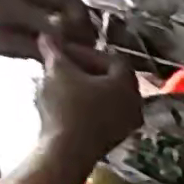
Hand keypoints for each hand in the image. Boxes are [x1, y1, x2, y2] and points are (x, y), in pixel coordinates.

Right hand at [33, 33, 139, 170]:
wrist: (71, 147)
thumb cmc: (68, 105)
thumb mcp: (57, 71)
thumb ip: (54, 51)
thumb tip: (47, 36)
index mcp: (127, 87)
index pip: (115, 60)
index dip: (88, 51)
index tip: (63, 50)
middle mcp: (136, 104)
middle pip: (114, 78)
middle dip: (87, 66)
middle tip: (61, 62)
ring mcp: (130, 121)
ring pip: (110, 95)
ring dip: (86, 83)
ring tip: (60, 78)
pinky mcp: (119, 133)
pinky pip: (108, 110)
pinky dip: (91, 99)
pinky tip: (68, 97)